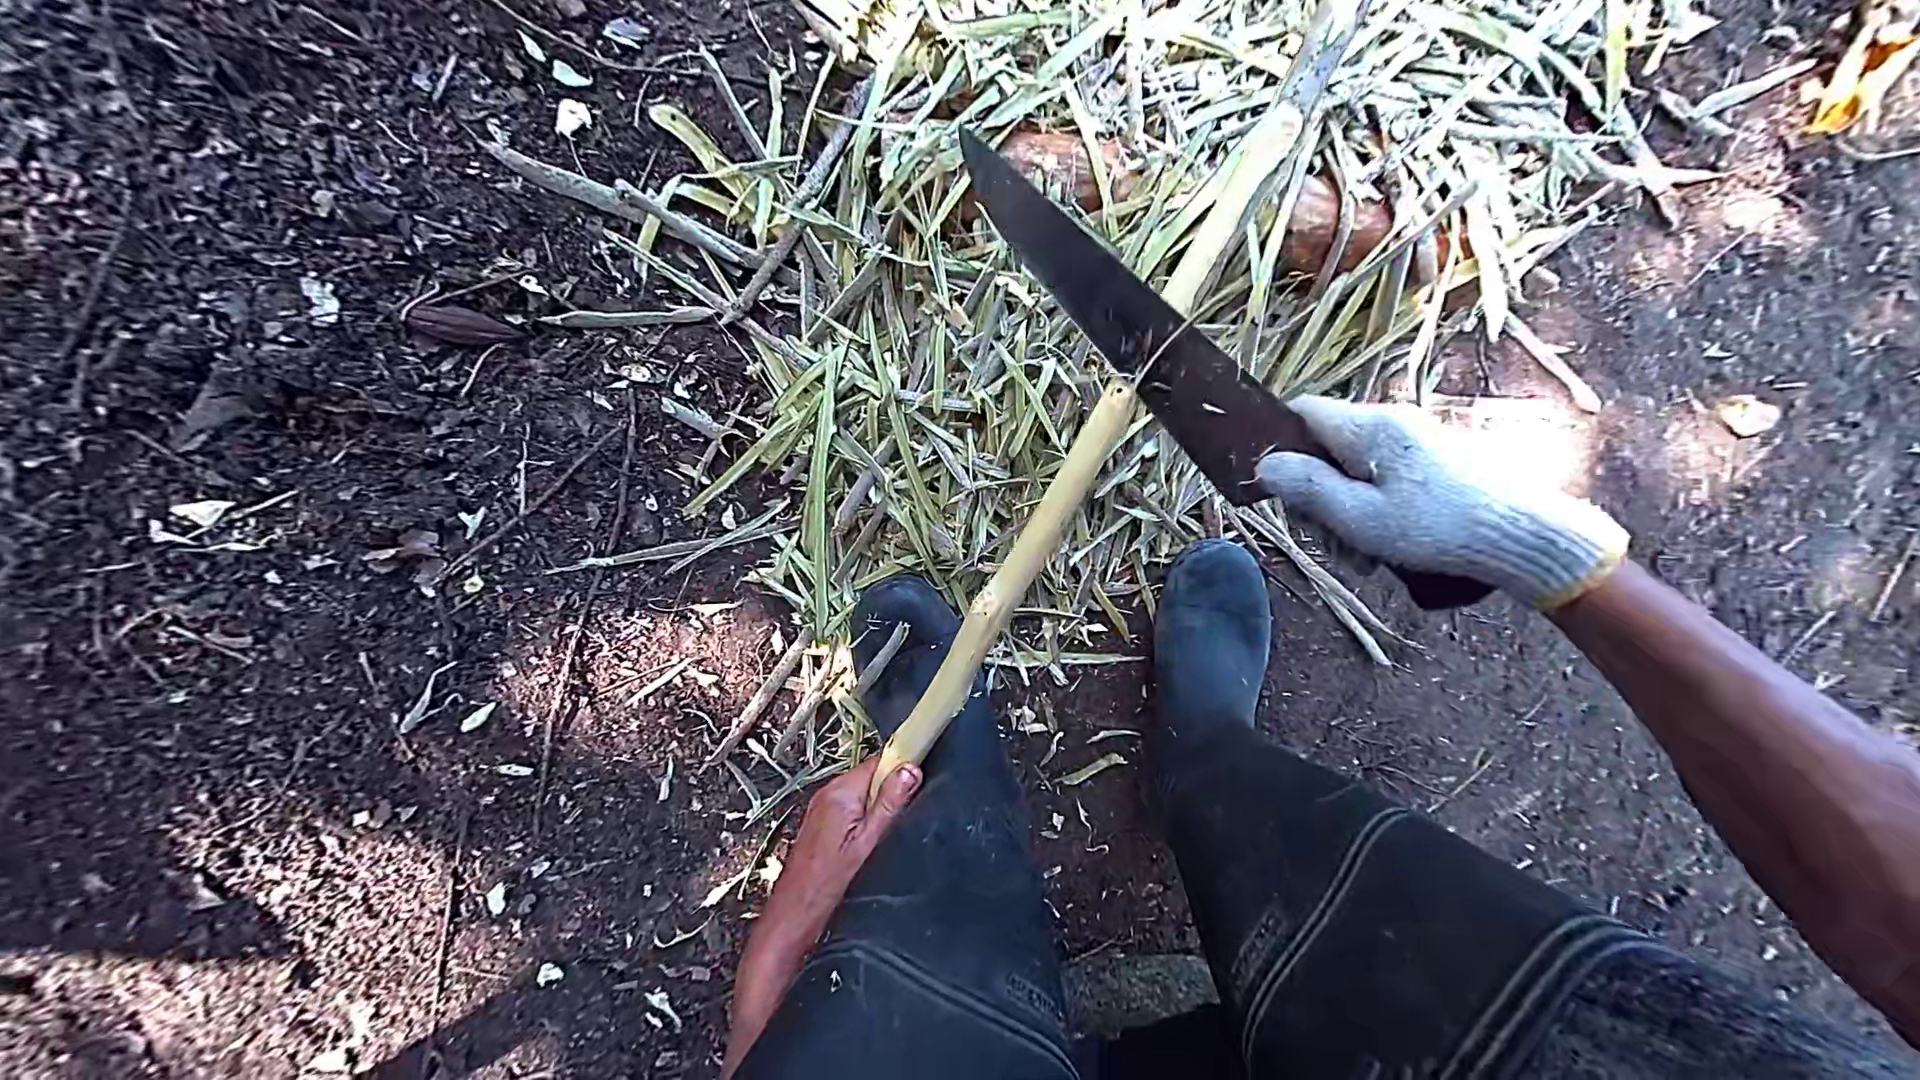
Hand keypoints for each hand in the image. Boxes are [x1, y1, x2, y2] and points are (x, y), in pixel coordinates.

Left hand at [722, 757, 921, 1076]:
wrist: (793, 919)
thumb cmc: (825, 887)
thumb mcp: (869, 844)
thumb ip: (890, 803)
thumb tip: (910, 770)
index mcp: (840, 793)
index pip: (881, 759)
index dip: (902, 767)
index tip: (918, 778)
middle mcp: (828, 793)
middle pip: (873, 774)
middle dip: (890, 792)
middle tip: (895, 821)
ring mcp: (822, 806)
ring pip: (863, 792)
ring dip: (877, 806)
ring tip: (878, 838)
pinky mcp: (821, 820)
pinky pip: (852, 806)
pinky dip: (863, 818)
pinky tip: (864, 844)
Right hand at [1255, 395, 1628, 608]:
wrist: (1529, 541)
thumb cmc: (1439, 528)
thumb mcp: (1358, 516)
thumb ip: (1306, 487)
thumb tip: (1263, 465)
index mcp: (1369, 427)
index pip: (1301, 410)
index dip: (1278, 442)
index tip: (1278, 485)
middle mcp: (1389, 422)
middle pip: (1321, 445)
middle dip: (1311, 490)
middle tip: (1322, 535)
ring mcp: (1412, 441)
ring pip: (1347, 468)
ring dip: (1338, 509)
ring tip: (1356, 553)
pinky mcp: (1429, 461)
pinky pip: (1377, 478)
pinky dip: (1366, 509)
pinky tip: (1377, 546)